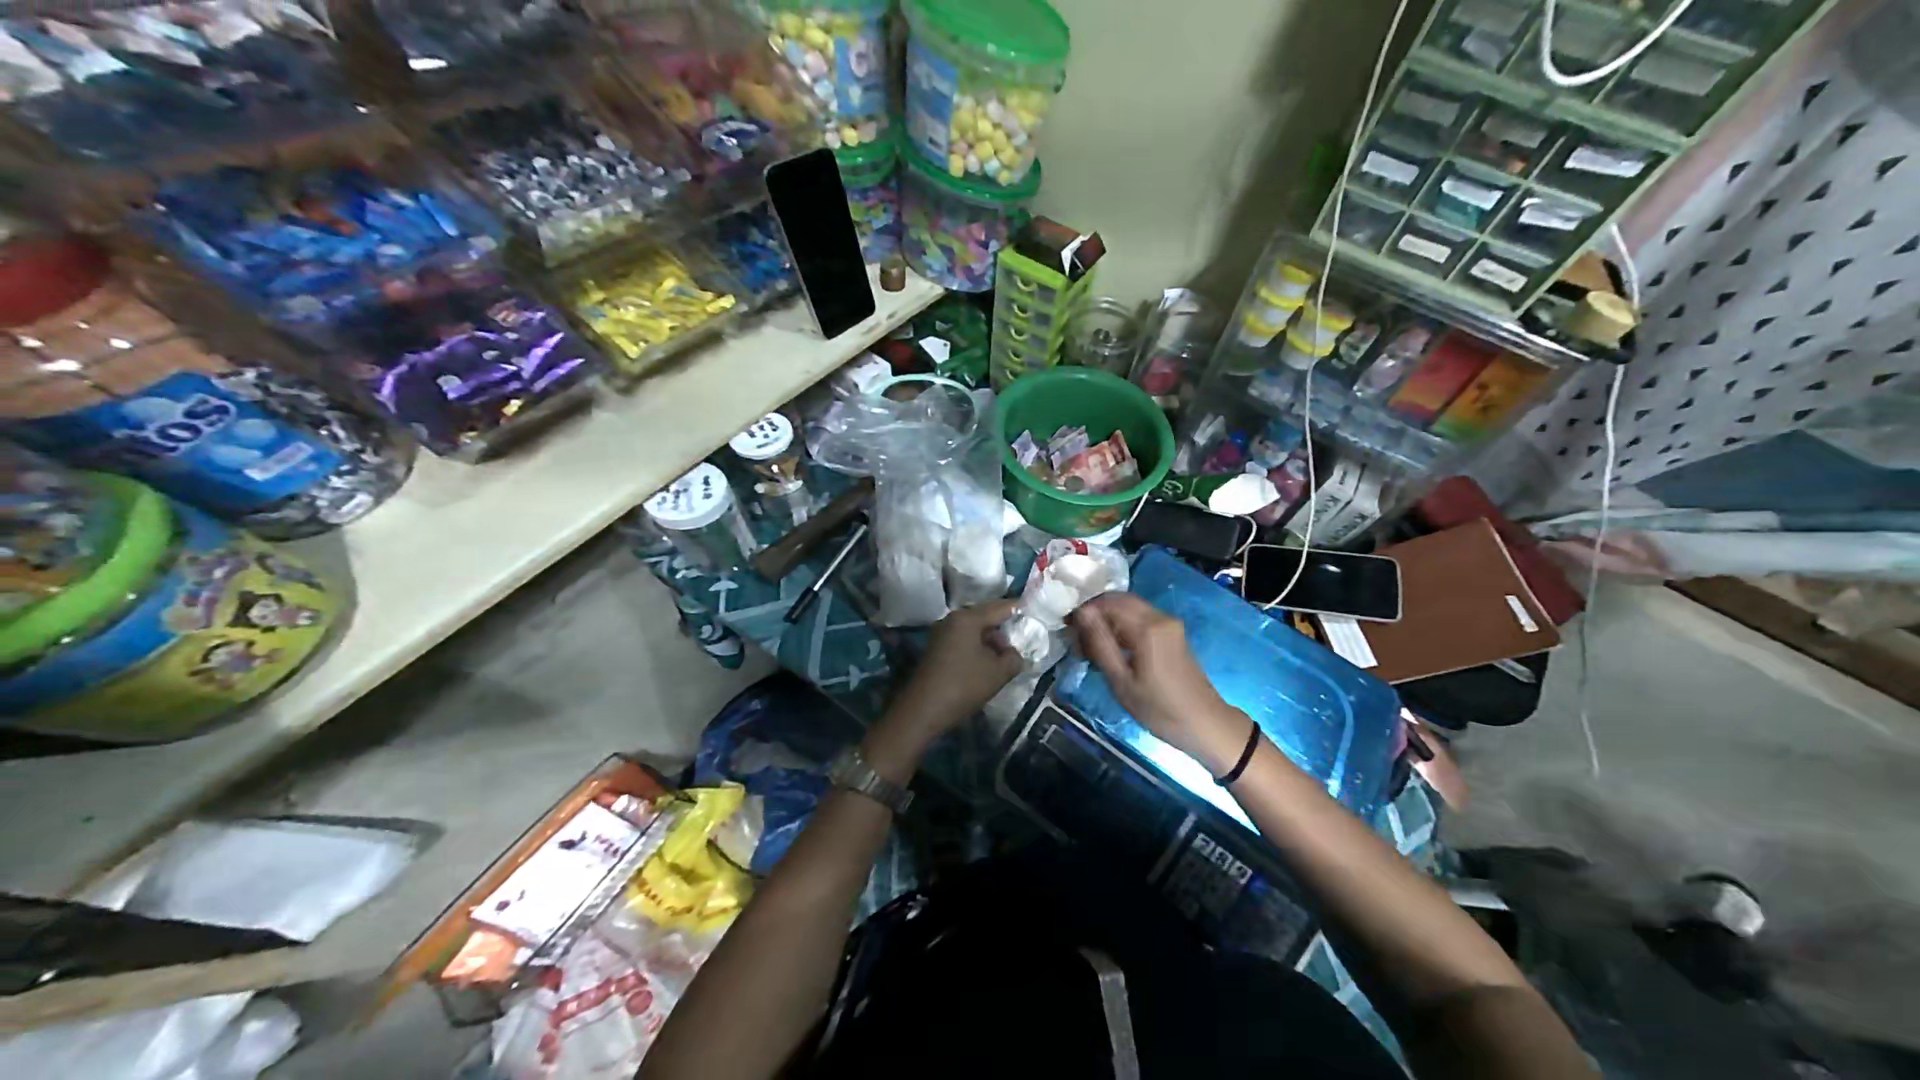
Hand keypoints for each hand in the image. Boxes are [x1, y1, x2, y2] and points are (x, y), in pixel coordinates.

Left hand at [869, 599, 1021, 769]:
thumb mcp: (998, 672)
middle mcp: (951, 620)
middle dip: (1004, 630)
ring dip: (990, 642)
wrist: (922, 711)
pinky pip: (963, 642)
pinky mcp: (936, 650)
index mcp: (967, 618)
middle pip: (985, 618)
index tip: (1034, 612)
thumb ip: (1014, 658)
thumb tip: (1014, 653)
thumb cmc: (963, 685)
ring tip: (1006, 659)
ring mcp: (941, 634)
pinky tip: (987, 665)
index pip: (1000, 607)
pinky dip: (977, 649)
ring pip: (973, 631)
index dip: (1018, 609)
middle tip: (1022, 643)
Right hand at [1070, 593, 1251, 775]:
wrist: (1206, 724)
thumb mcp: (1121, 681)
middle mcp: (1160, 617)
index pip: (1107, 603)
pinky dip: (1122, 626)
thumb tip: (1081, 613)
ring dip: (1108, 620)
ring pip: (1130, 609)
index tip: (1066, 628)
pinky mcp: (1173, 633)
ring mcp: (1169, 624)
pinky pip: (1141, 618)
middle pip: (1119, 601)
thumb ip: (1100, 643)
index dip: (1083, 611)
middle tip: (1076, 638)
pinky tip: (1111, 649)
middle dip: (1095, 613)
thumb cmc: (1160, 709)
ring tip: (1090, 647)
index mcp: (1148, 627)